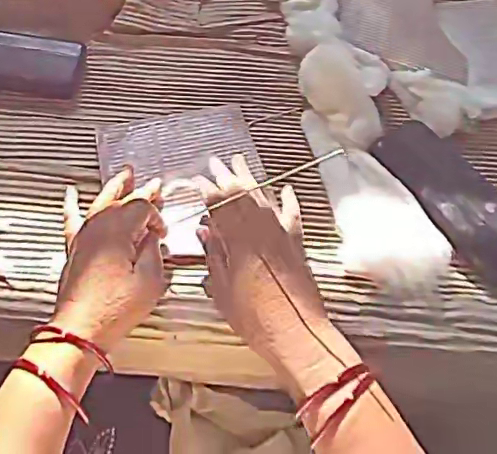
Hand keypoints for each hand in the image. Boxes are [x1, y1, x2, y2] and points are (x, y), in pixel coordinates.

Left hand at [53, 167, 170, 352]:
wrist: (79, 331)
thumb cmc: (113, 309)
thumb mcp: (149, 282)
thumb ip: (154, 253)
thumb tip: (152, 239)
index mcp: (120, 229)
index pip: (143, 208)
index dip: (157, 217)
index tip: (162, 232)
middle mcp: (101, 225)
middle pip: (124, 200)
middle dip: (142, 193)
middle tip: (155, 187)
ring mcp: (85, 235)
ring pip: (102, 201)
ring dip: (116, 187)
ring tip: (126, 174)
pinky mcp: (75, 247)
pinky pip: (72, 218)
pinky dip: (71, 203)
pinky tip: (70, 192)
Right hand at [197, 155, 339, 388]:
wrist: (298, 334)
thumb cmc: (256, 319)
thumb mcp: (224, 291)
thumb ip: (214, 257)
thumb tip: (204, 232)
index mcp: (238, 240)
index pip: (219, 205)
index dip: (207, 190)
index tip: (198, 179)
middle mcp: (260, 229)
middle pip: (240, 194)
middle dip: (226, 176)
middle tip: (216, 162)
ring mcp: (280, 233)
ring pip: (262, 197)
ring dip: (250, 178)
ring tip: (240, 163)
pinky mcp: (296, 243)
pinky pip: (291, 214)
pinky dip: (288, 200)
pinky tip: (285, 189)